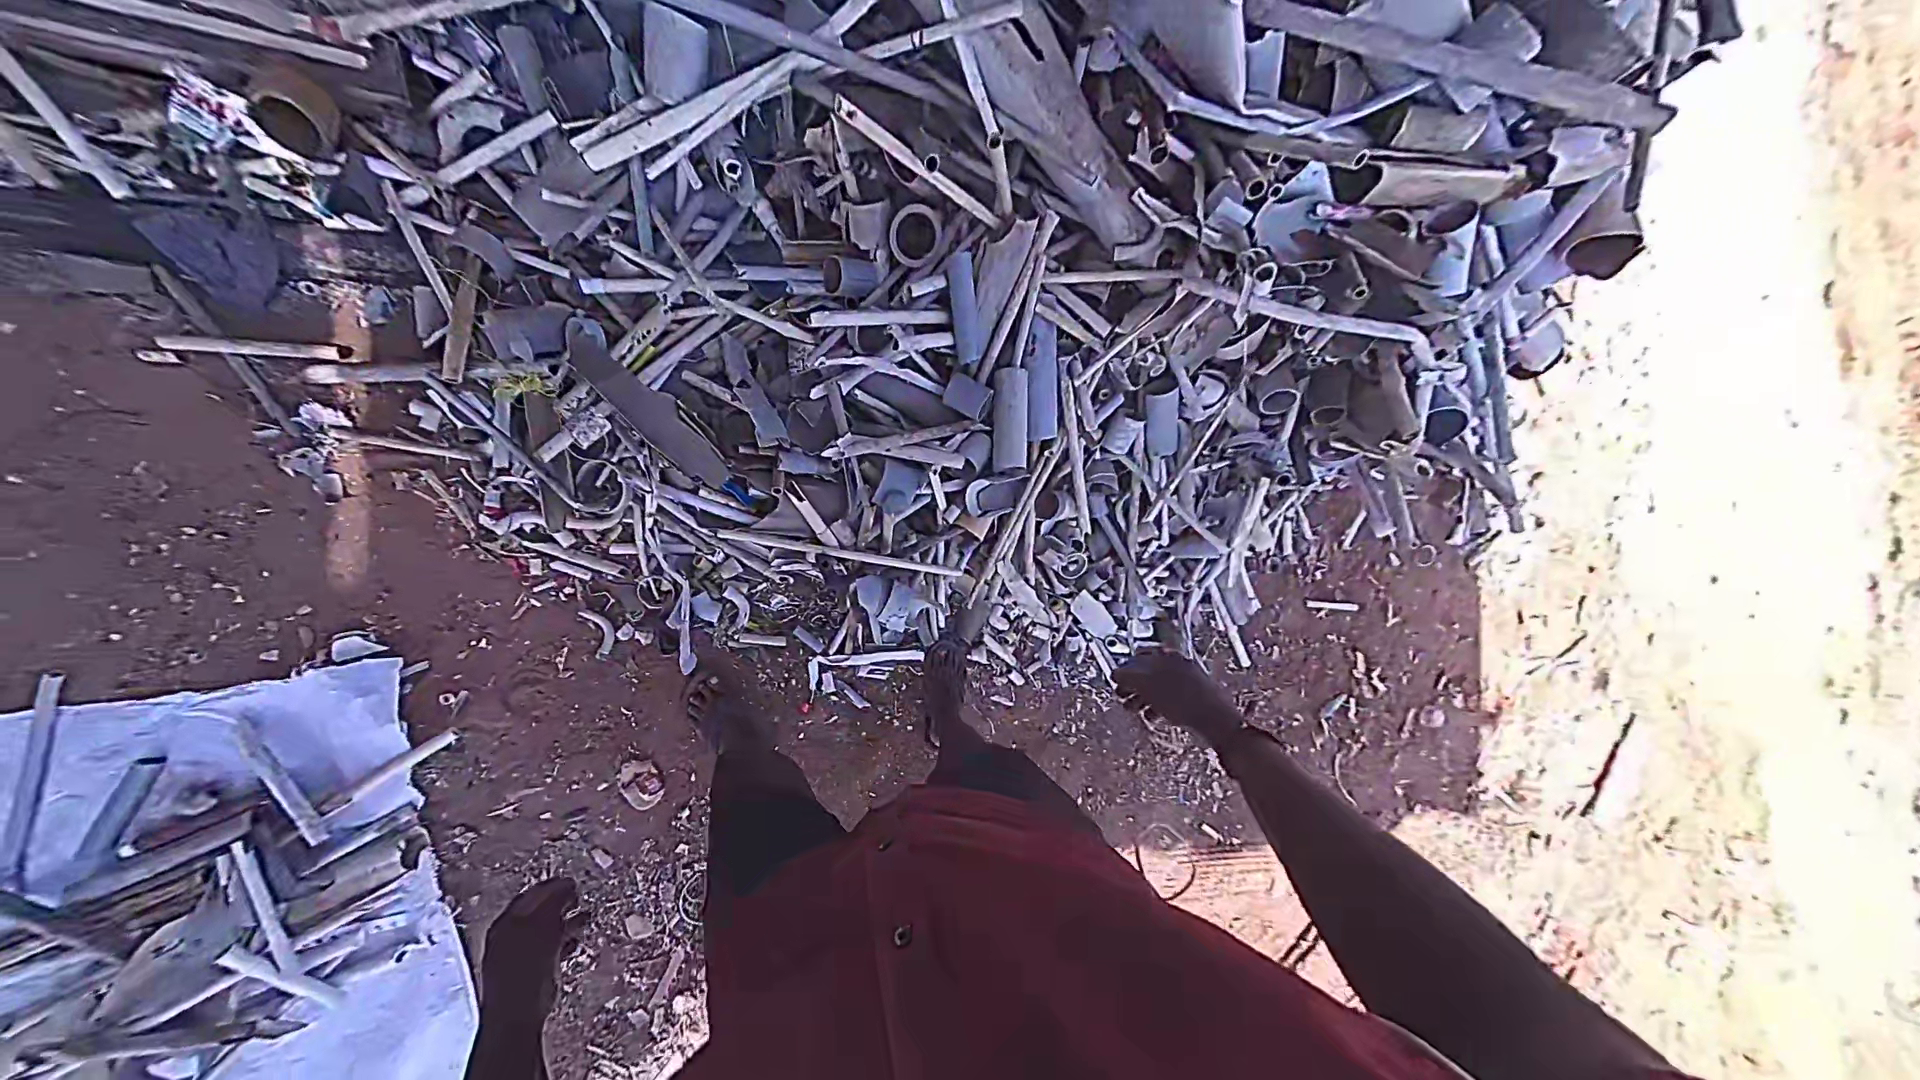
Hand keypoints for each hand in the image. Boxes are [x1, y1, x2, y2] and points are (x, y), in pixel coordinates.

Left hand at [479, 877, 583, 1019]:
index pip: (532, 895)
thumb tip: (566, 886)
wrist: (518, 1013)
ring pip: (545, 930)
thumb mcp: (544, 925)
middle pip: (538, 911)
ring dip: (565, 922)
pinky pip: (549, 948)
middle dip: (560, 903)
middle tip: (578, 896)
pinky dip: (563, 942)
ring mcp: (517, 956)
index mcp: (505, 923)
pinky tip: (574, 942)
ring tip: (583, 917)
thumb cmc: (527, 966)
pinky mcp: (530, 972)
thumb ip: (555, 902)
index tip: (572, 882)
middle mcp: (507, 938)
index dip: (553, 886)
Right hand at [1114, 650, 1243, 745]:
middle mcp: (1179, 664)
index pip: (1139, 656)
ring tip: (1135, 709)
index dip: (1125, 669)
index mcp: (1168, 656)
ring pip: (1158, 686)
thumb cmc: (1185, 701)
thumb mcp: (1147, 687)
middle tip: (1123, 695)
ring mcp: (1189, 681)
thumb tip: (1116, 673)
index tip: (1116, 680)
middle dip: (1134, 685)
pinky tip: (1154, 715)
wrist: (1217, 722)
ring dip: (1144, 697)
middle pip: (1148, 671)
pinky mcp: (1195, 698)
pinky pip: (1170, 697)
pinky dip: (1158, 705)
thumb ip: (1128, 677)